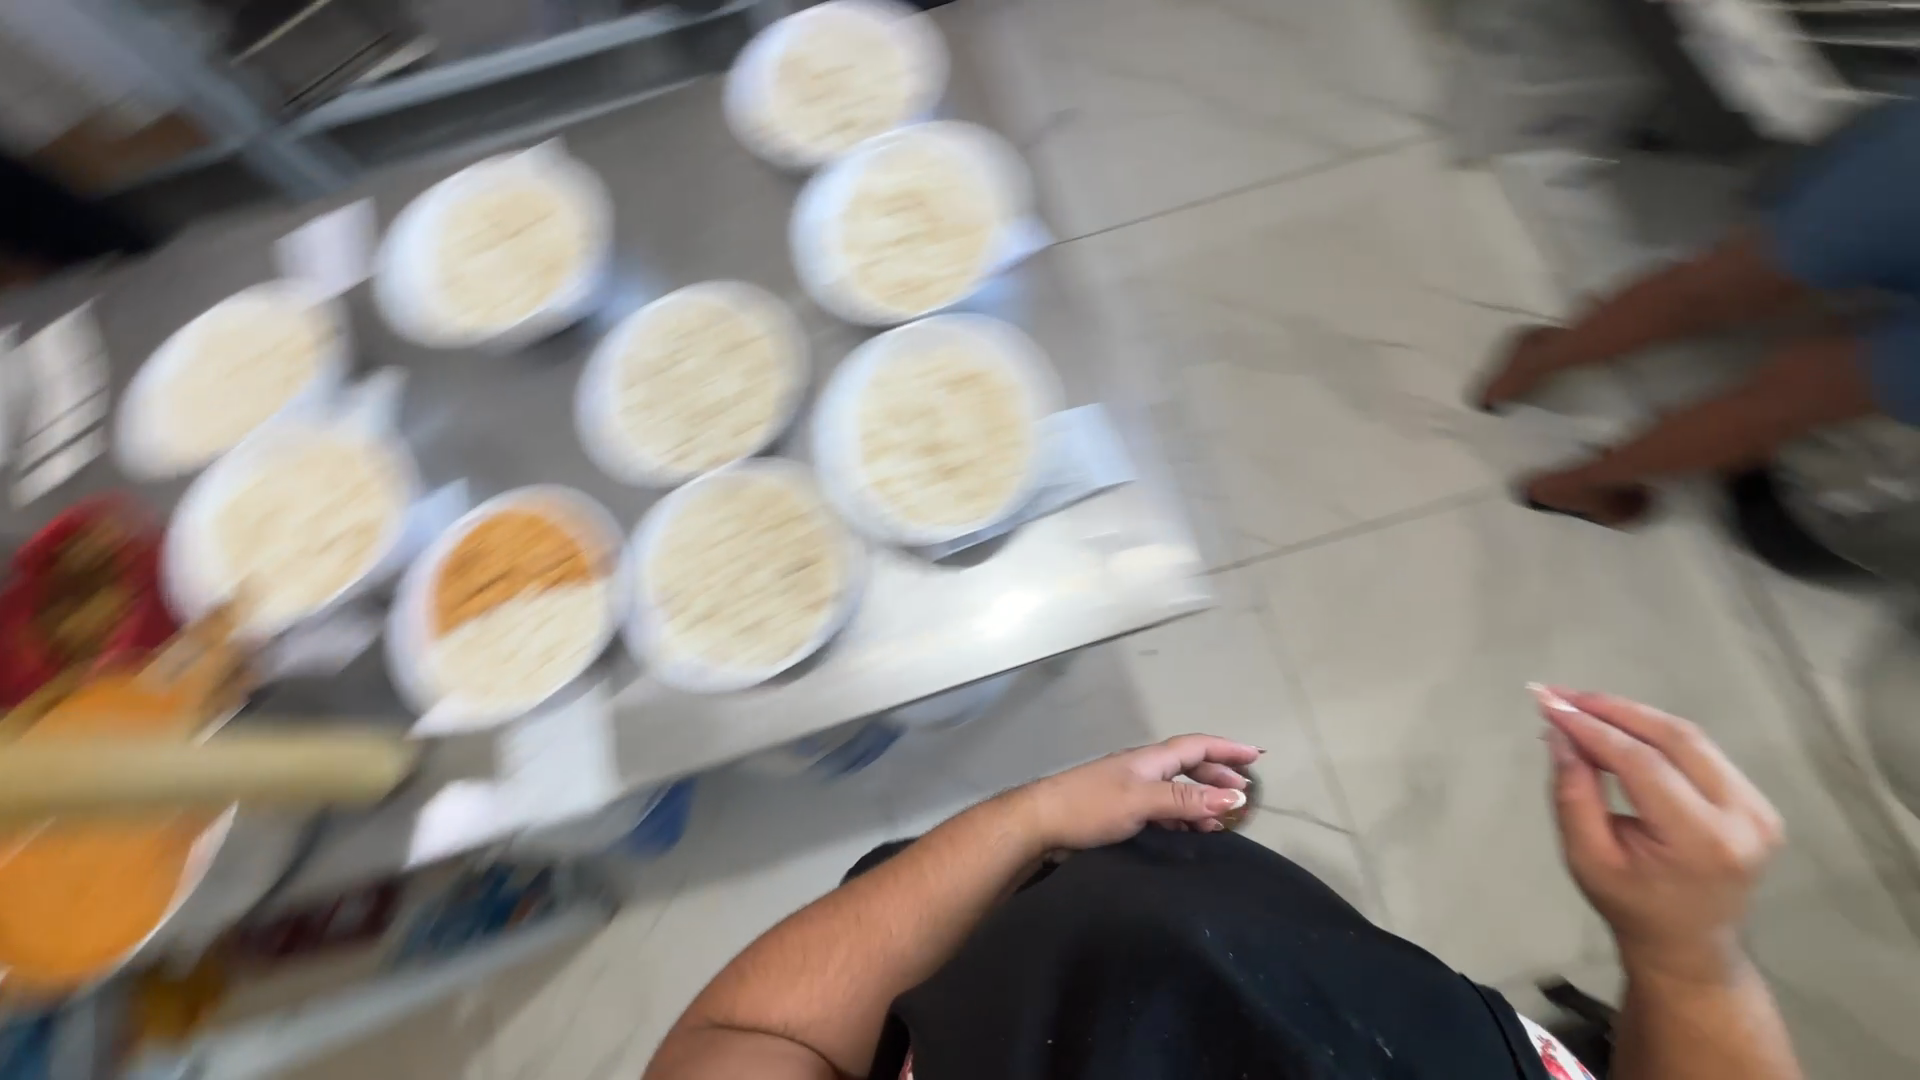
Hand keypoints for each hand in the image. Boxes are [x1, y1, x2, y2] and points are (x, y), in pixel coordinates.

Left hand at [1018, 735, 1260, 851]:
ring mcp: (1131, 790)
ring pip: (1177, 790)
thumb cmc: (1090, 806)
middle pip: (1189, 767)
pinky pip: (1163, 809)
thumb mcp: (1142, 801)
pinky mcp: (1122, 812)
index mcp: (1149, 759)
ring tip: (1224, 820)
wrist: (1041, 823)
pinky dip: (1183, 817)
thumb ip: (1185, 800)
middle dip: (1219, 777)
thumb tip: (1234, 795)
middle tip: (1245, 796)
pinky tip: (1192, 832)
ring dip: (1202, 801)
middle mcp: (1143, 769)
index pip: (1196, 747)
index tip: (1257, 755)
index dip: (1227, 749)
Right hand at [1534, 686, 1784, 984]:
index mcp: (1703, 840)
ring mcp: (1758, 808)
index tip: (1546, 704)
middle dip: (1611, 709)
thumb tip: (1558, 735)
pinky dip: (1649, 730)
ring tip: (1577, 703)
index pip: (1642, 764)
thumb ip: (1573, 793)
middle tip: (1558, 694)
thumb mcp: (1586, 854)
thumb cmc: (1628, 902)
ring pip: (1689, 737)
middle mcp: (1744, 818)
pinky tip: (1612, 725)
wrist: (1688, 941)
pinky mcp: (1754, 800)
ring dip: (1629, 714)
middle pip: (1675, 739)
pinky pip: (1698, 749)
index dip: (1591, 728)